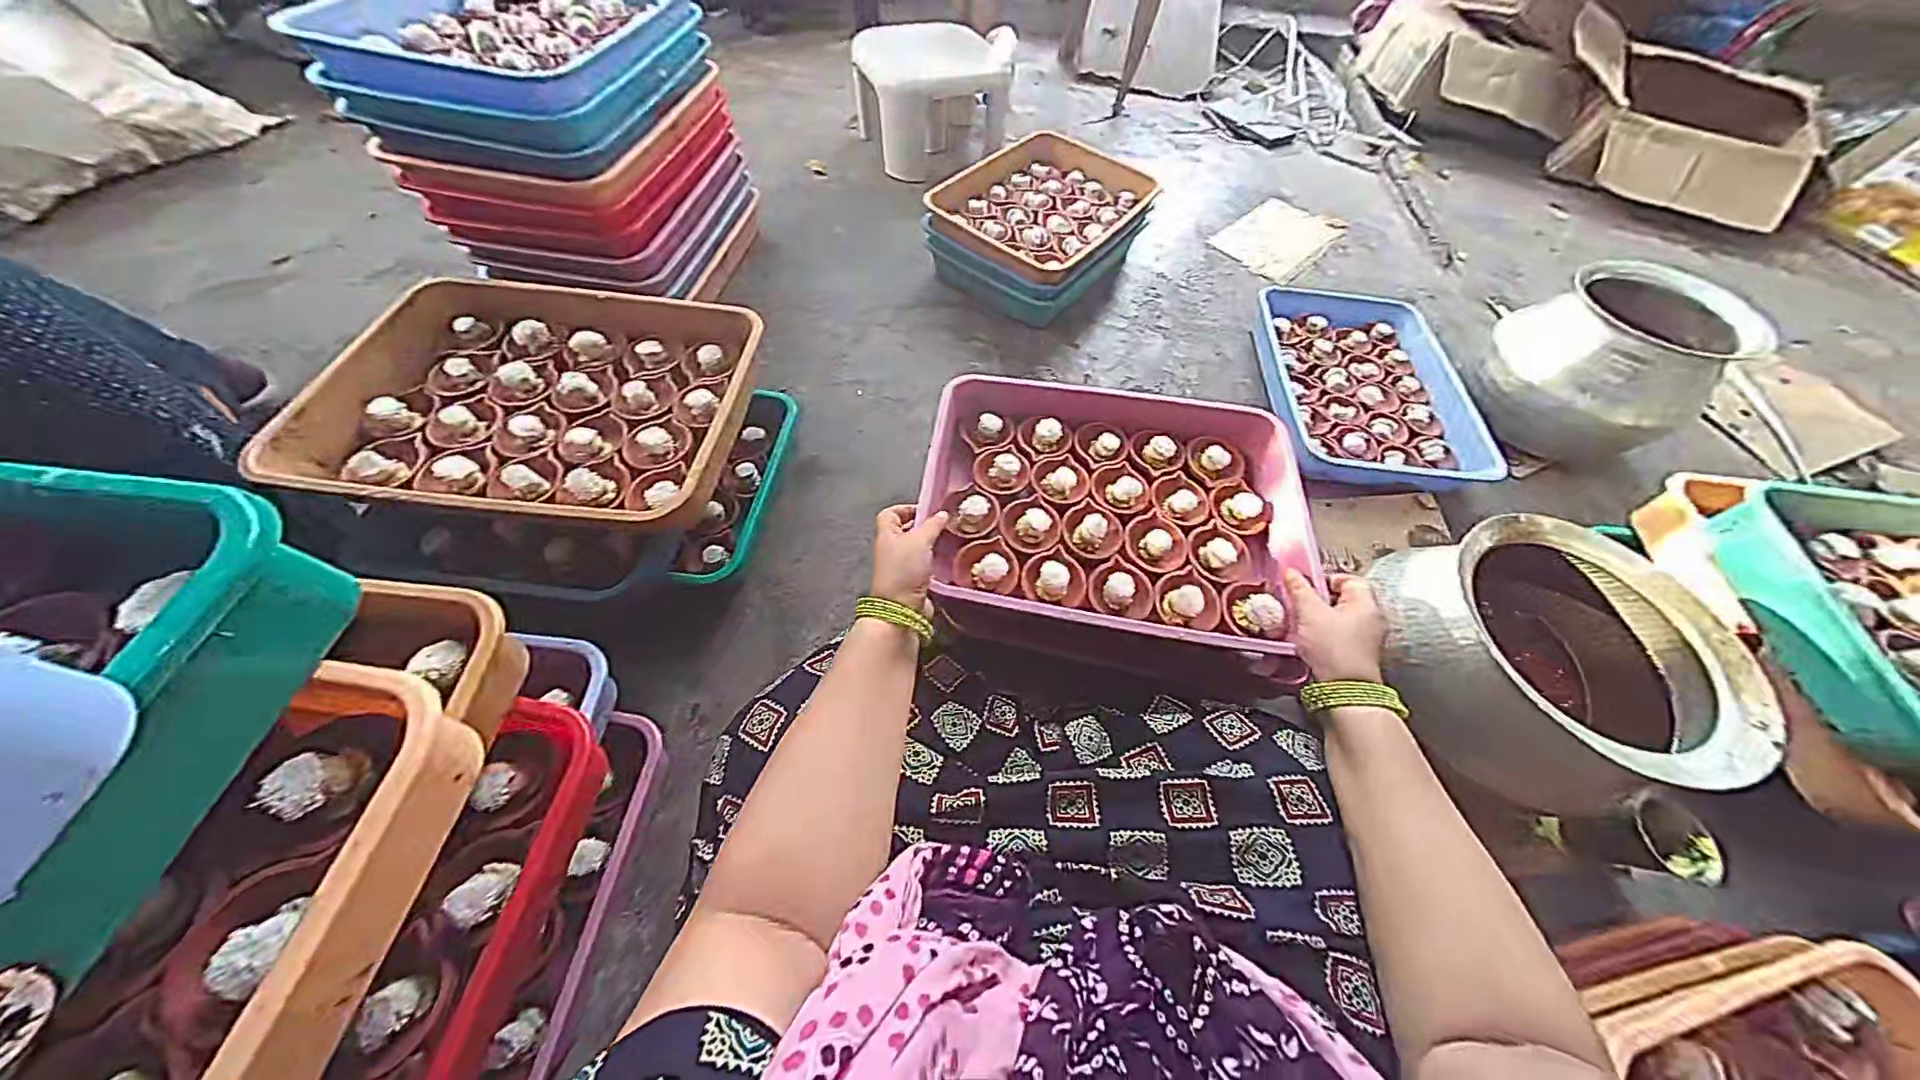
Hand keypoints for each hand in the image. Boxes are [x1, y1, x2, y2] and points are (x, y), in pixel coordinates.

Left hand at [870, 504, 947, 610]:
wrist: (902, 608)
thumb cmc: (904, 570)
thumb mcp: (920, 541)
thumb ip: (932, 525)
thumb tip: (941, 514)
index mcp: (886, 534)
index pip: (890, 514)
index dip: (906, 508)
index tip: (925, 509)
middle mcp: (891, 549)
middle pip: (905, 530)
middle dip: (923, 526)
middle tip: (941, 524)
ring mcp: (901, 566)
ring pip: (916, 548)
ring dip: (930, 544)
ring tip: (947, 540)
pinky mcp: (912, 580)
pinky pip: (923, 564)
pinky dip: (933, 560)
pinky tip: (946, 559)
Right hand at [1283, 569, 1385, 683]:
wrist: (1344, 689)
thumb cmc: (1333, 649)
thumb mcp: (1310, 613)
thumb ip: (1299, 589)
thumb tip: (1291, 572)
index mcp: (1365, 603)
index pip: (1348, 578)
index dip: (1324, 579)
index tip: (1306, 586)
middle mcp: (1371, 617)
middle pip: (1342, 597)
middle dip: (1318, 599)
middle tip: (1300, 605)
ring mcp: (1366, 636)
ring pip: (1339, 616)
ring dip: (1319, 617)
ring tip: (1301, 623)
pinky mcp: (1358, 651)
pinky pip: (1339, 633)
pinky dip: (1324, 632)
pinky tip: (1310, 639)